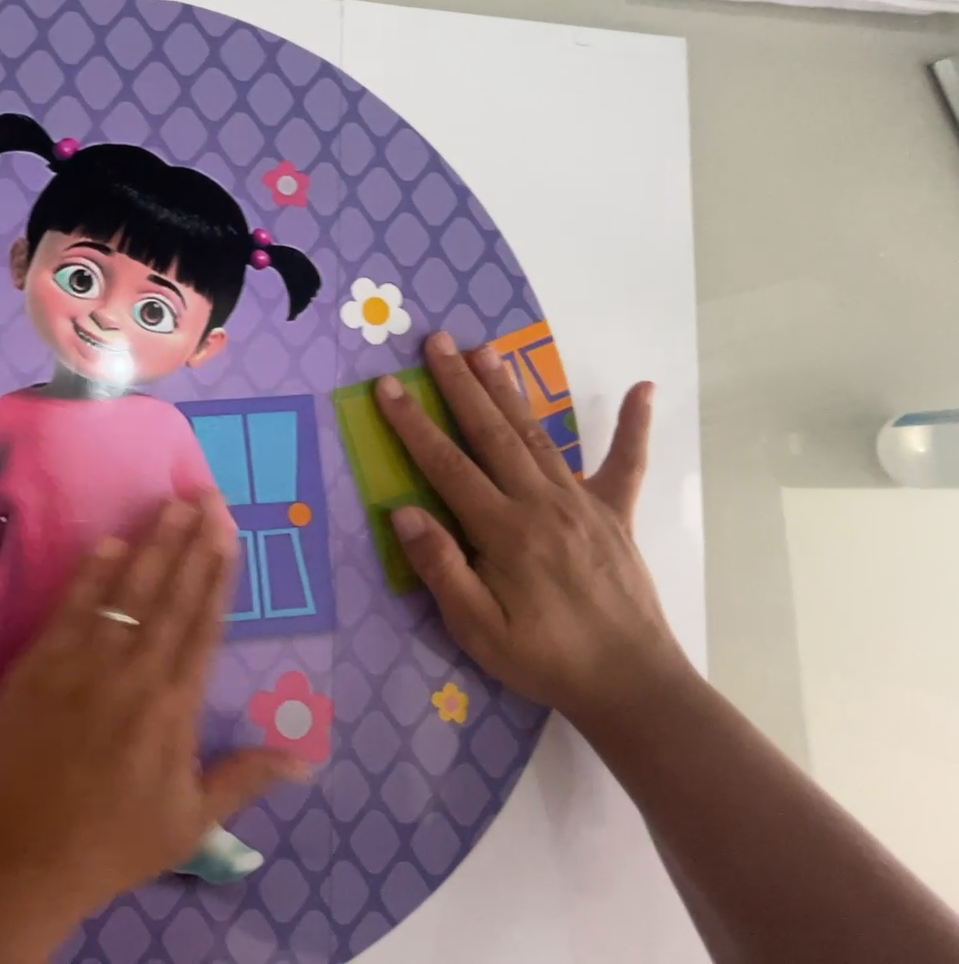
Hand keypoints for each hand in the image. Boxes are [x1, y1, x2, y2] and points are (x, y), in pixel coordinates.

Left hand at [0, 494, 307, 915]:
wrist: (24, 852)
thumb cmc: (113, 841)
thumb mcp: (192, 822)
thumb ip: (246, 777)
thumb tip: (306, 755)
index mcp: (176, 706)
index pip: (204, 624)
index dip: (218, 573)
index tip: (228, 532)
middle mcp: (134, 672)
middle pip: (169, 595)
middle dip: (191, 542)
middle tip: (206, 495)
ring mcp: (83, 662)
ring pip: (125, 592)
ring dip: (148, 544)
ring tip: (169, 505)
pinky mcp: (40, 662)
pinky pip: (70, 608)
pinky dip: (90, 574)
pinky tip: (107, 543)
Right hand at [375, 331, 690, 724]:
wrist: (633, 686)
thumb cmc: (542, 657)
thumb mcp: (476, 626)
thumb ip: (441, 566)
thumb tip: (405, 511)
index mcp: (505, 530)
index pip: (447, 465)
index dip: (412, 424)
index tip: (387, 387)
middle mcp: (543, 504)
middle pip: (492, 433)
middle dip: (459, 385)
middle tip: (438, 342)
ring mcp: (585, 505)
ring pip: (538, 436)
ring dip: (509, 390)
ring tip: (487, 350)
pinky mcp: (617, 516)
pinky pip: (626, 463)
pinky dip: (633, 426)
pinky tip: (641, 389)